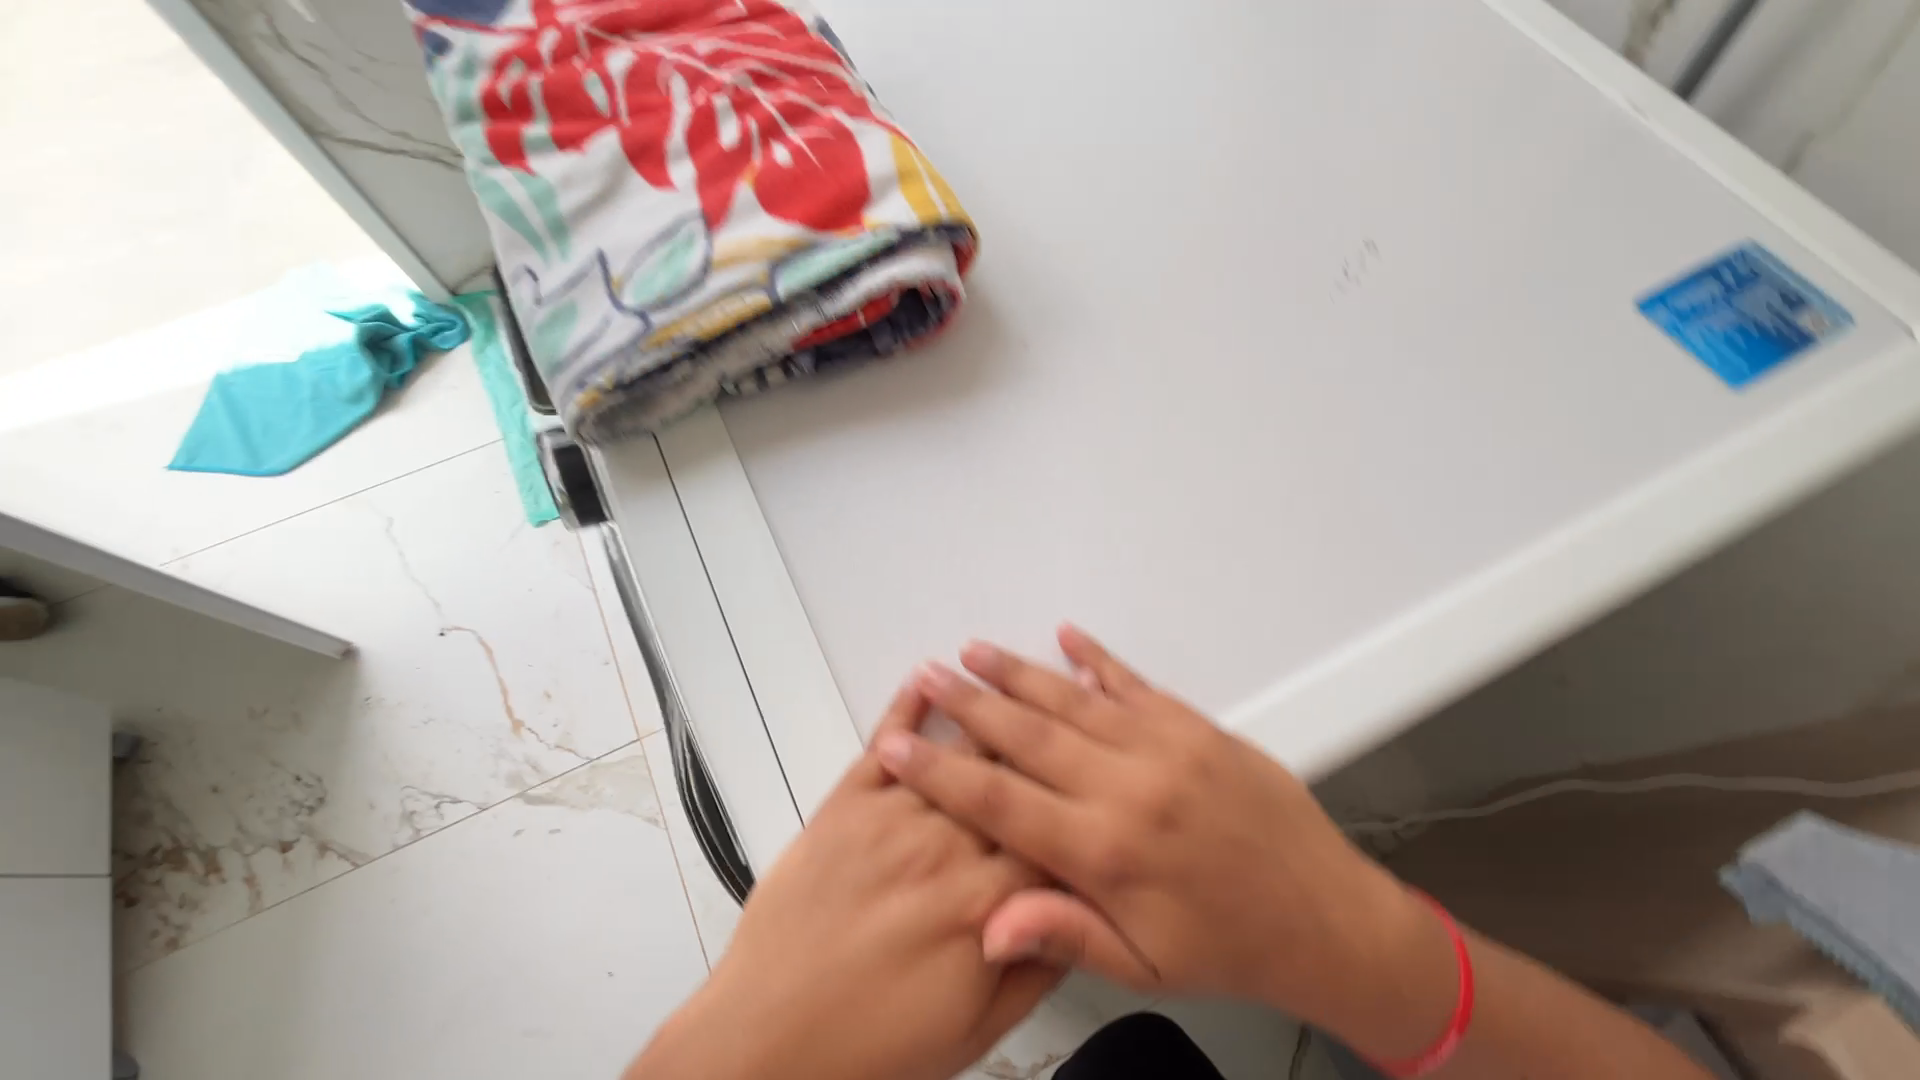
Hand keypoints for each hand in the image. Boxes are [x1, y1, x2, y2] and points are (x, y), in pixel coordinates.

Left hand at [625, 682, 1061, 1079]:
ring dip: (984, 710)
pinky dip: (906, 709)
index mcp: (985, 904)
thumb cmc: (873, 1044)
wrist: (771, 1042)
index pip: (1052, 838)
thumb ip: (1035, 968)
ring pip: (956, 754)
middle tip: (1061, 713)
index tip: (1087, 785)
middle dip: (1040, 746)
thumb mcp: (975, 1031)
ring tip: (1007, 675)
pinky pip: (882, 744)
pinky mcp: (843, 808)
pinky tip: (927, 680)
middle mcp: (944, 848)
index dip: (1074, 810)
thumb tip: (1074, 919)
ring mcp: (891, 820)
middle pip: (1011, 782)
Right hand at [873, 626, 1451, 1046]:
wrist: (1326, 919)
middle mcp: (1128, 789)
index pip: (998, 803)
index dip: (939, 772)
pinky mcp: (1197, 728)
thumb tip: (989, 925)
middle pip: (1026, 735)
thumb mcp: (1143, 967)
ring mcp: (1164, 749)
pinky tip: (1067, 636)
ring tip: (974, 650)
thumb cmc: (1231, 946)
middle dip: (967, 704)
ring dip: (1018, 673)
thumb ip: (1063, 933)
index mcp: (1105, 853)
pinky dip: (1098, 658)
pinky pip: (1135, 684)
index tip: (897, 745)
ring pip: (1072, 700)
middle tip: (927, 674)